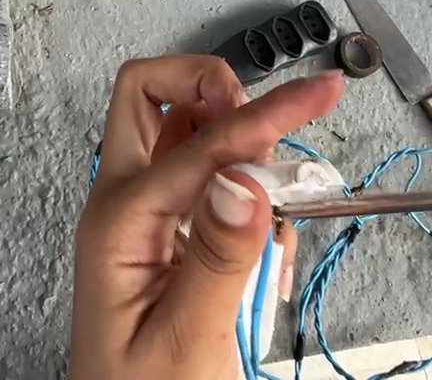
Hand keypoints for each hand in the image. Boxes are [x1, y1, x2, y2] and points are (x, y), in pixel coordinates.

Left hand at [70, 55, 344, 378]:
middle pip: (149, 96)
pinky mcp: (172, 232)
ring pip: (181, 129)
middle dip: (208, 87)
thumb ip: (216, 261)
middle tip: (266, 116)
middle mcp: (125, 200)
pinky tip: (268, 233)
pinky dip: (243, 181)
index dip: (258, 118)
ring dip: (232, 134)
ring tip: (280, 178)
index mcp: (117, 220)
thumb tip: (246, 180)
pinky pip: (205, 175)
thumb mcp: (184, 346)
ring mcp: (146, 212)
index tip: (314, 96)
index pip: (194, 145)